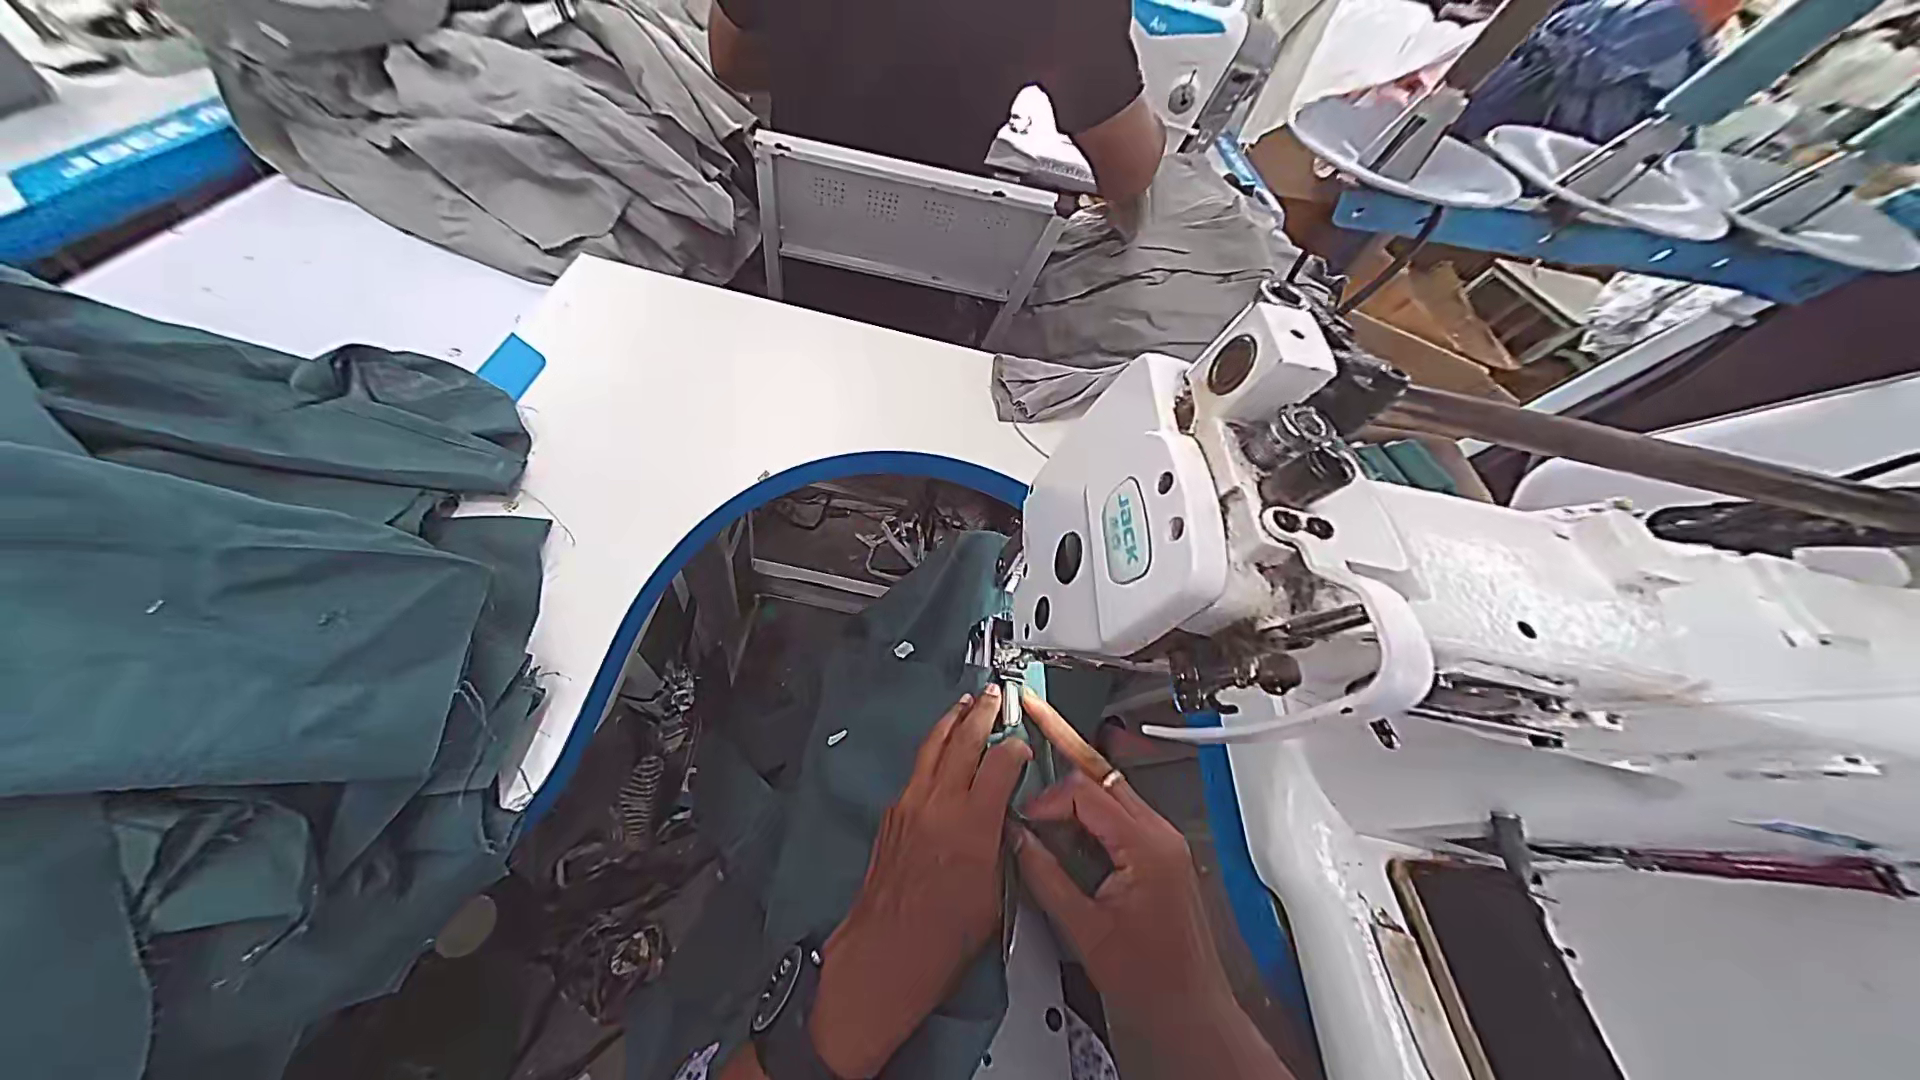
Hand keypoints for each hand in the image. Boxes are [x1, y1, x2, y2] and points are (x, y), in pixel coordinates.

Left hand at [808, 686, 1031, 1077]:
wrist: (885, 950)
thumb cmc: (944, 936)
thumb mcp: (995, 894)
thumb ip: (1004, 844)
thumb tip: (1006, 818)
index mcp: (973, 824)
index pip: (1000, 763)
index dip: (1015, 748)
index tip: (1022, 744)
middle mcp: (940, 803)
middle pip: (964, 740)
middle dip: (981, 713)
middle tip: (991, 696)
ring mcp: (912, 802)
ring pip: (934, 745)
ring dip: (952, 720)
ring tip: (964, 703)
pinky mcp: (894, 810)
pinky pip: (918, 768)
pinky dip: (934, 748)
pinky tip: (941, 748)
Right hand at [1013, 768, 1238, 1038]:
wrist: (1191, 1014)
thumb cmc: (1149, 981)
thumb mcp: (1083, 927)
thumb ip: (1045, 875)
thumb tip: (1018, 838)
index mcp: (1146, 847)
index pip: (1086, 791)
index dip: (1048, 799)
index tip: (1025, 818)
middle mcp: (1162, 835)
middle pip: (1103, 781)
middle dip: (1061, 791)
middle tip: (1031, 810)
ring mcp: (1166, 842)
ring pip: (1113, 793)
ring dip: (1077, 803)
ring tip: (1047, 828)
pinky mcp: (1163, 853)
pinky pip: (1123, 815)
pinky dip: (1093, 818)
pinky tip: (1073, 842)